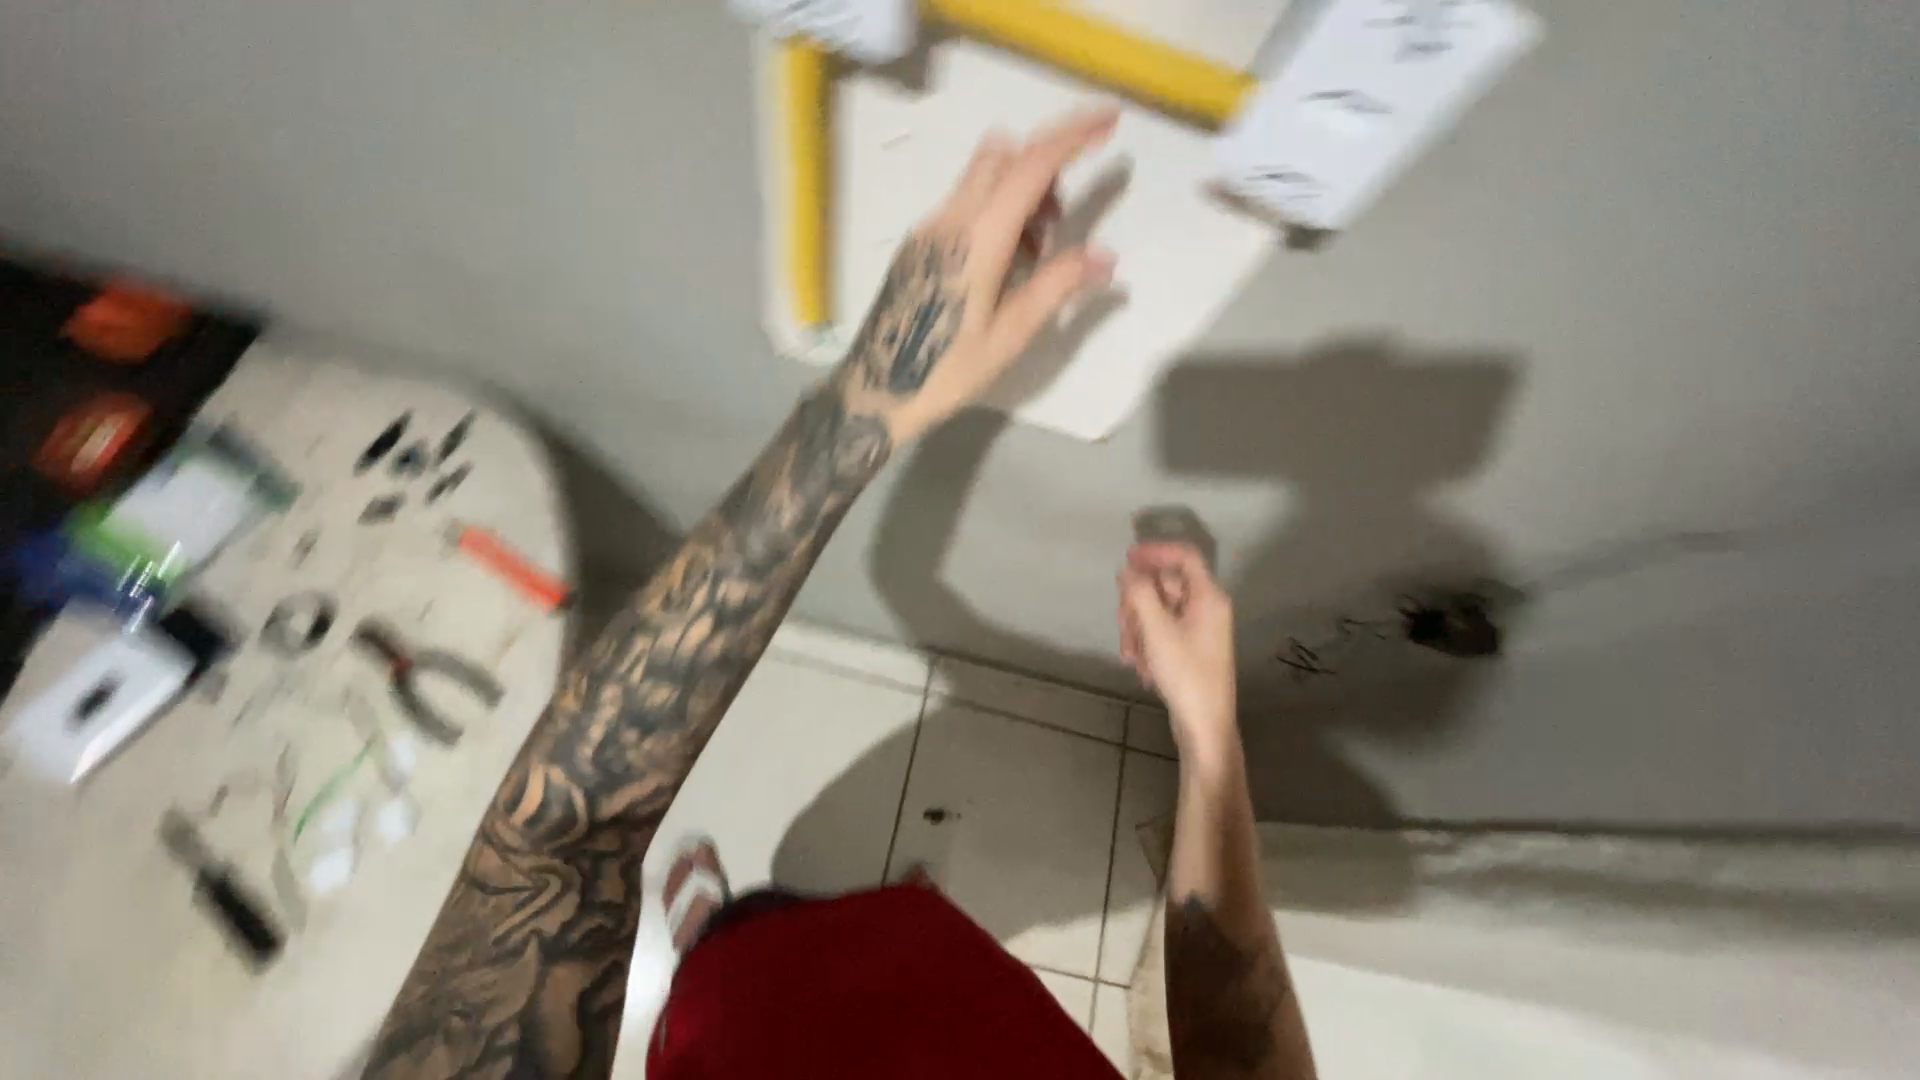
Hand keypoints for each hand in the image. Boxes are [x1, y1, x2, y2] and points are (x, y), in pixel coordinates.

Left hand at [839, 107, 1120, 442]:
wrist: (875, 392)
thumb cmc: (945, 372)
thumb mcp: (1009, 336)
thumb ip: (1056, 287)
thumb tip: (1105, 257)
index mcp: (977, 239)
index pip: (1031, 164)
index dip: (1074, 135)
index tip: (1110, 123)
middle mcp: (948, 219)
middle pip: (1003, 157)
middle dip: (1045, 167)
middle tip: (1059, 224)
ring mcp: (927, 229)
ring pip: (981, 178)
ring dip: (1019, 193)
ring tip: (1032, 258)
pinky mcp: (916, 244)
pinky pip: (963, 204)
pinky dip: (994, 213)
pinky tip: (1002, 268)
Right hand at [1118, 541, 1238, 760]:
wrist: (1204, 725)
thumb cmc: (1185, 675)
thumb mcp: (1157, 631)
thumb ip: (1140, 594)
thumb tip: (1127, 569)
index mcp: (1208, 597)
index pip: (1184, 556)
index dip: (1155, 552)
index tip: (1126, 559)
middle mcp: (1205, 607)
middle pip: (1163, 585)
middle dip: (1136, 603)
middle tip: (1122, 622)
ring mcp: (1197, 628)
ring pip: (1157, 610)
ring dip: (1137, 627)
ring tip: (1129, 654)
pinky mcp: (1187, 647)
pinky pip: (1160, 631)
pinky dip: (1145, 643)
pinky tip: (1139, 666)